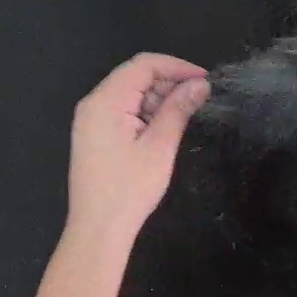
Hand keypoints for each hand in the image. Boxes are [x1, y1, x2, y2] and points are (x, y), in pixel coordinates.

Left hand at [64, 53, 210, 249]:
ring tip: (183, 116)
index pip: (143, 65)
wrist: (97, 231)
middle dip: (168, 82)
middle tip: (198, 99)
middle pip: (135, 76)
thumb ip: (179, 108)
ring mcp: (91, 119)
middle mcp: (94, 103)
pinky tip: (163, 129)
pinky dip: (145, 112)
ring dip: (158, 98)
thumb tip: (201, 83)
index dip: (176, 66)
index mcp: (105, 100)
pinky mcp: (94, 134)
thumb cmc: (129, 188)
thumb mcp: (160, 146)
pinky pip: (123, 110)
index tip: (204, 79)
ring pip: (131, 93)